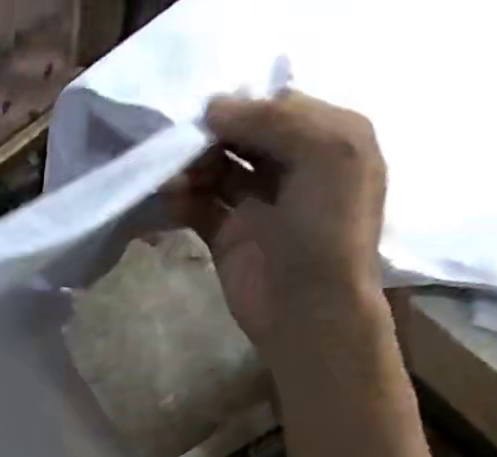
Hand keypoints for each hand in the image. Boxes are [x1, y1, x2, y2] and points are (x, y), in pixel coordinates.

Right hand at [164, 91, 386, 341]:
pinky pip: (198, 206)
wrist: (309, 309)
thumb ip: (273, 120)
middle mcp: (292, 166)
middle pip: (242, 136)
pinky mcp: (226, 236)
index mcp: (328, 139)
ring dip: (192, 166)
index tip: (208, 113)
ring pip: (216, 168)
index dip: (243, 106)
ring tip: (172, 176)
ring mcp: (257, 203)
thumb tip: (213, 108)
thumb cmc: (328, 230)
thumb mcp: (323, 153)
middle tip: (184, 146)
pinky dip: (180, 199)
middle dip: (211, 136)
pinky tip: (168, 198)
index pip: (278, 106)